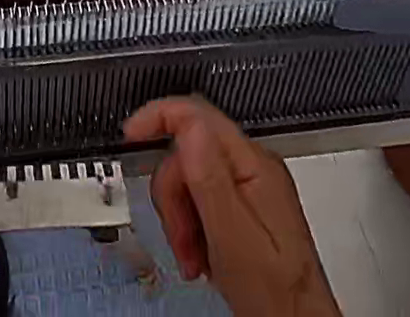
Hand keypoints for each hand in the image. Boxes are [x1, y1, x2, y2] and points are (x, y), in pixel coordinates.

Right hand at [124, 97, 341, 316]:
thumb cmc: (276, 292)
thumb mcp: (233, 235)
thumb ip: (209, 177)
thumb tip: (189, 125)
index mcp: (252, 164)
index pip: (198, 115)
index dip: (159, 117)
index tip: (132, 134)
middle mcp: (253, 165)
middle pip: (188, 151)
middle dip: (172, 194)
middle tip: (180, 236)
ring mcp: (249, 184)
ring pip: (190, 177)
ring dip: (181, 218)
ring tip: (194, 255)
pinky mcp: (244, 204)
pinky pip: (201, 198)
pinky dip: (192, 226)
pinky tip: (202, 253)